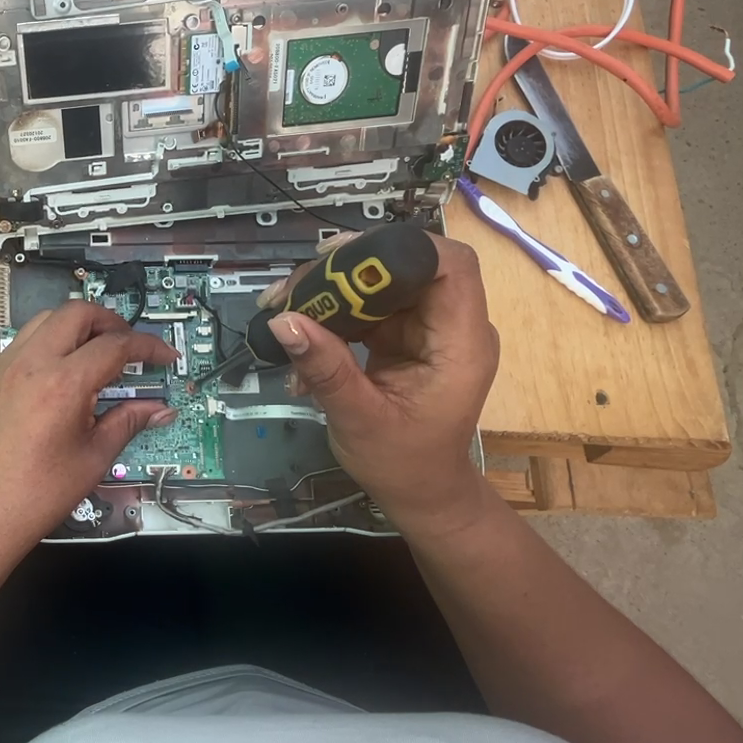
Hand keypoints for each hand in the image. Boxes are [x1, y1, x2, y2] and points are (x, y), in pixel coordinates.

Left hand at [0, 301, 176, 573]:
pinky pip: (24, 341)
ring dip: (76, 326)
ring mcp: (4, 367)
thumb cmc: (37, 495)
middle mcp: (31, 364)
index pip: (115, 345)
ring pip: (46, 319)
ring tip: (96, 354)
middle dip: (111, 322)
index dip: (147, 347)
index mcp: (63, 383)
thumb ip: (128, 422)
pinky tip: (61, 373)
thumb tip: (159, 409)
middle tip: (129, 347)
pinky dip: (49, 342)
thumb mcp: (93, 458)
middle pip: (77, 313)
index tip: (164, 356)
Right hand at [260, 232, 499, 528]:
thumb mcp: (358, 418)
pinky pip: (366, 310)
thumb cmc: (402, 463)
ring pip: (378, 285)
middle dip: (346, 271)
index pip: (449, 265)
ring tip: (282, 307)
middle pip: (405, 268)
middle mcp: (448, 326)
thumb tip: (283, 321)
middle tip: (292, 288)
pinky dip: (330, 316)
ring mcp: (424, 330)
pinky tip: (298, 334)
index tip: (340, 258)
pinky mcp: (402, 338)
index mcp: (460, 344)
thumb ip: (326, 368)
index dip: (401, 249)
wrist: (420, 493)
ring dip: (329, 293)